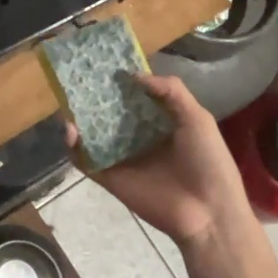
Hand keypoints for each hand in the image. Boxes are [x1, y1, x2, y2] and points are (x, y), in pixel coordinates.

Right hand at [69, 74, 250, 248]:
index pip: (132, 97)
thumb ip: (170, 90)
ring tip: (69, 105)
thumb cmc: (208, 161)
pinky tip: (70, 131)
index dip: (119, 81)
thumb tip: (131, 75)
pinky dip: (73, 146)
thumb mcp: (197, 118)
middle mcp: (136, 137)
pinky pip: (84, 160)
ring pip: (91, 134)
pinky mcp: (109, 177)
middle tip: (76, 80)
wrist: (208, 213)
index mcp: (158, 122)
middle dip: (92, 97)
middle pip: (108, 112)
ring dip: (77, 119)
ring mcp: (121, 157)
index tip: (102, 65)